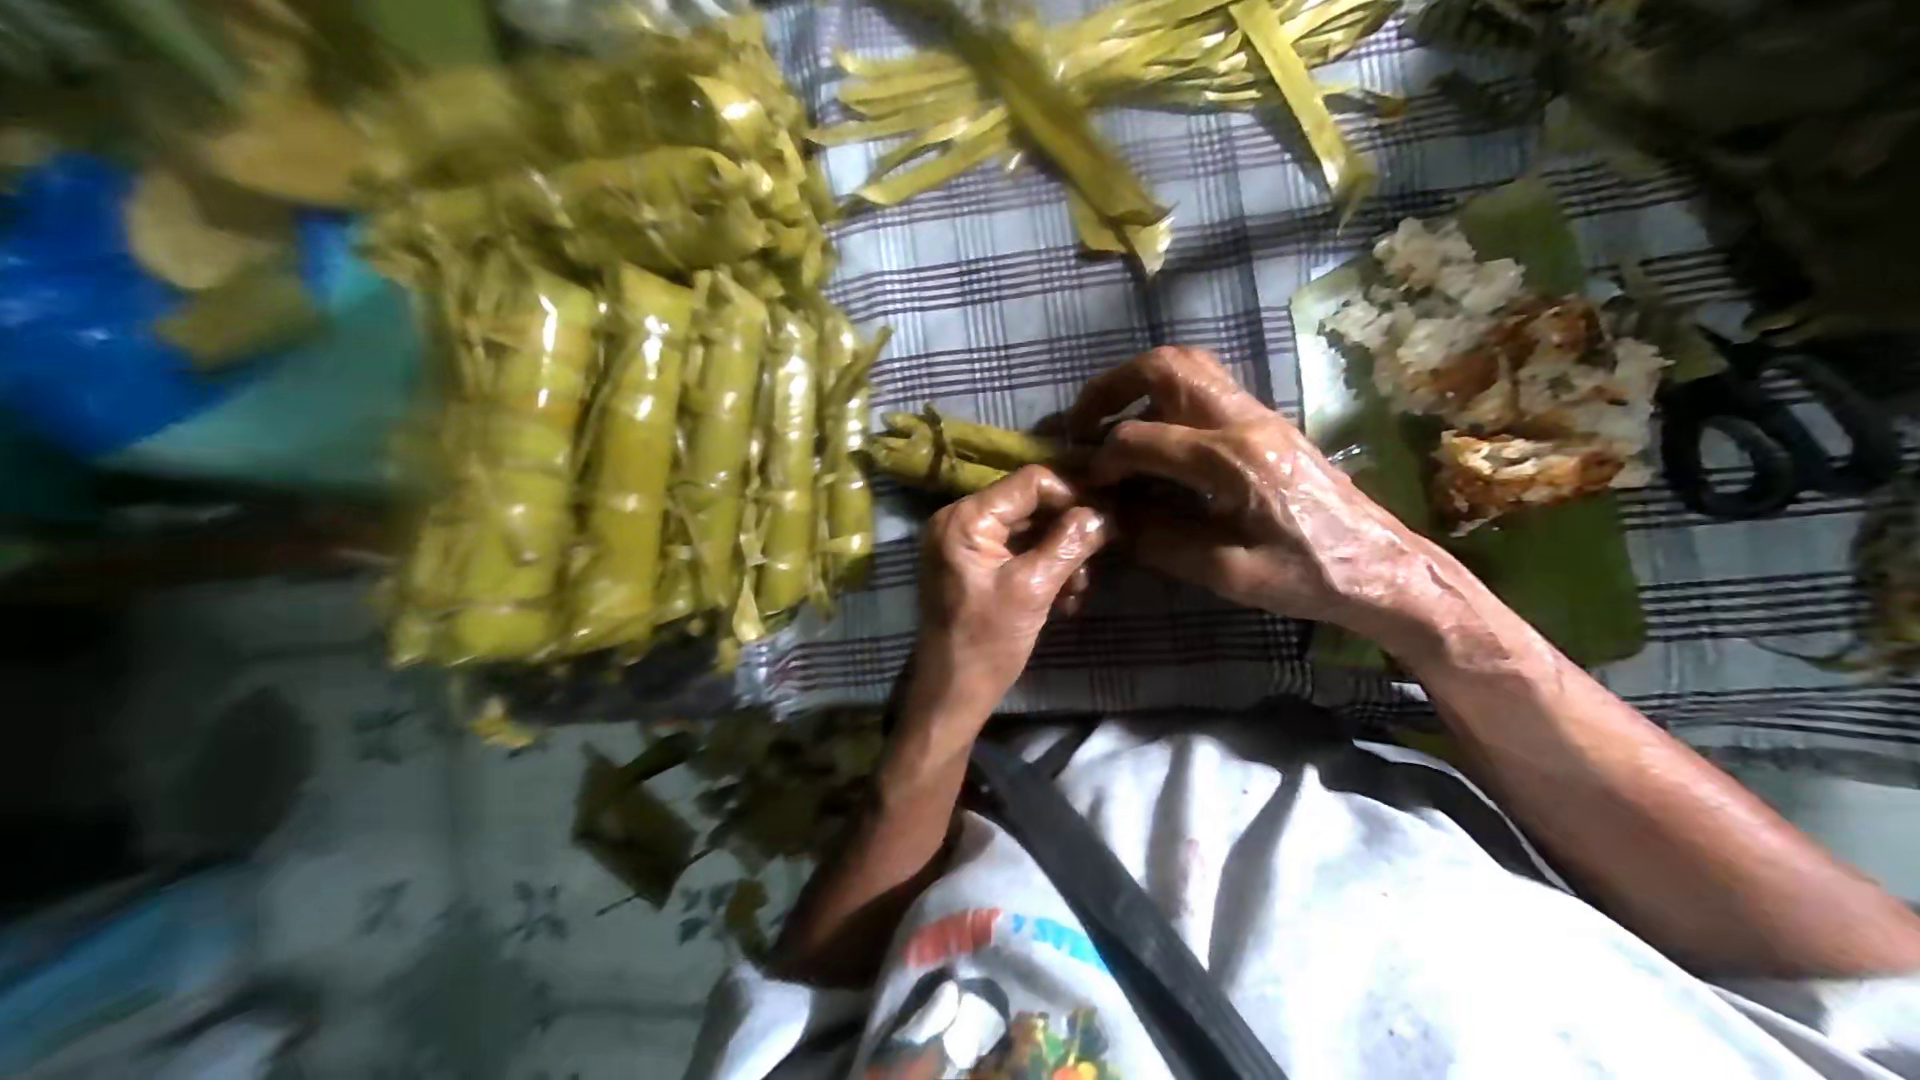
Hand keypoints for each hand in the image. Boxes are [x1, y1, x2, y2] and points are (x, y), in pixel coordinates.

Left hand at [908, 465, 1108, 726]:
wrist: (953, 691)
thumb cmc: (988, 641)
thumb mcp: (1034, 589)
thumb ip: (1069, 545)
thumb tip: (1103, 514)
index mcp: (966, 519)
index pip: (1030, 482)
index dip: (1072, 496)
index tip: (1103, 522)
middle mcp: (959, 520)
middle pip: (1029, 504)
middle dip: (1066, 532)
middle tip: (1099, 557)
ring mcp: (964, 544)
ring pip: (1026, 530)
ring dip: (1059, 554)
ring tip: (1079, 589)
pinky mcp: (972, 565)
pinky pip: (1014, 551)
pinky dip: (1042, 567)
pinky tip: (1064, 597)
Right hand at [1069, 346, 1443, 634]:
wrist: (1383, 567)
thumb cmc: (1307, 577)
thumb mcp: (1226, 572)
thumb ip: (1159, 540)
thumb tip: (1109, 517)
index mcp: (1233, 462)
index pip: (1142, 438)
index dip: (1102, 458)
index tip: (1088, 482)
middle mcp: (1245, 422)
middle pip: (1168, 367)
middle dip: (1111, 386)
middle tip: (1081, 421)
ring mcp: (1260, 415)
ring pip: (1190, 365)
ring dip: (1139, 383)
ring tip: (1109, 418)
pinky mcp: (1267, 422)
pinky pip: (1207, 385)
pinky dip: (1166, 396)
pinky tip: (1153, 434)